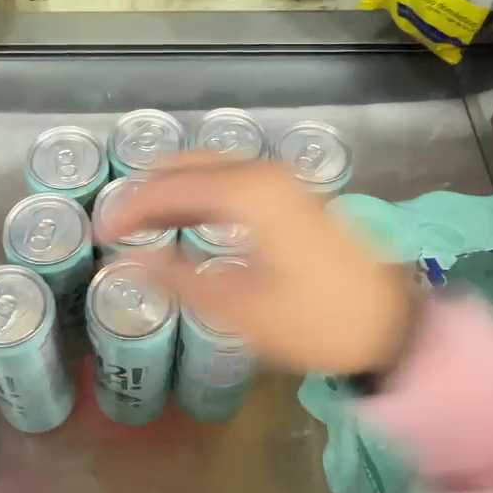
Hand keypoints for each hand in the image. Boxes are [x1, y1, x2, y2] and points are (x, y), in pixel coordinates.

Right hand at [99, 155, 412, 374]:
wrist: (392, 325)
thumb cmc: (316, 322)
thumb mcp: (240, 310)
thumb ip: (178, 280)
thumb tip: (128, 262)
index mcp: (248, 194)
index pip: (169, 187)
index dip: (129, 208)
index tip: (100, 232)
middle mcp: (264, 173)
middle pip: (188, 166)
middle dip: (147, 191)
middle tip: (116, 224)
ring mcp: (283, 180)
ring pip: (211, 168)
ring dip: (174, 189)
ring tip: (141, 221)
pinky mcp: (294, 194)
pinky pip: (233, 178)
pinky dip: (202, 192)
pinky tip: (189, 216)